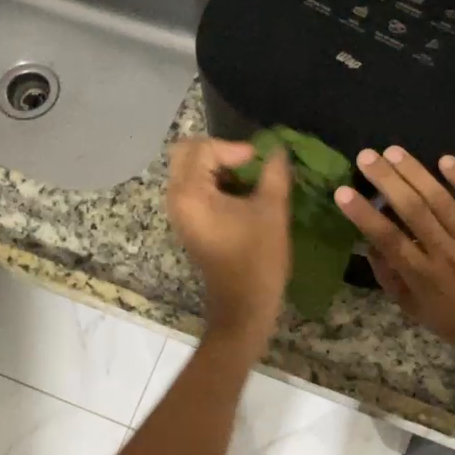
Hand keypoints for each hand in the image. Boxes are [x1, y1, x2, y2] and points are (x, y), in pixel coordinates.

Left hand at [165, 138, 292, 349]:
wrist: (243, 306)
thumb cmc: (258, 259)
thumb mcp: (272, 211)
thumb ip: (274, 173)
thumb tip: (277, 150)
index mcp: (190, 193)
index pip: (204, 148)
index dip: (235, 148)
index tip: (261, 161)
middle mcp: (176, 199)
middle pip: (186, 153)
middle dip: (218, 151)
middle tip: (248, 161)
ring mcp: (179, 213)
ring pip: (188, 169)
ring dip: (216, 166)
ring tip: (248, 176)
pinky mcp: (188, 223)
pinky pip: (192, 187)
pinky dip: (213, 182)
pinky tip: (241, 193)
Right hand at [335, 147, 454, 364]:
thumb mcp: (414, 310)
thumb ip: (390, 278)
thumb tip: (370, 245)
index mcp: (422, 277)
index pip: (388, 239)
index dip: (364, 214)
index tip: (343, 192)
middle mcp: (445, 254)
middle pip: (413, 210)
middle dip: (387, 180)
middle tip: (366, 157)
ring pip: (441, 200)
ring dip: (416, 172)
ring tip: (393, 151)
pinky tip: (445, 159)